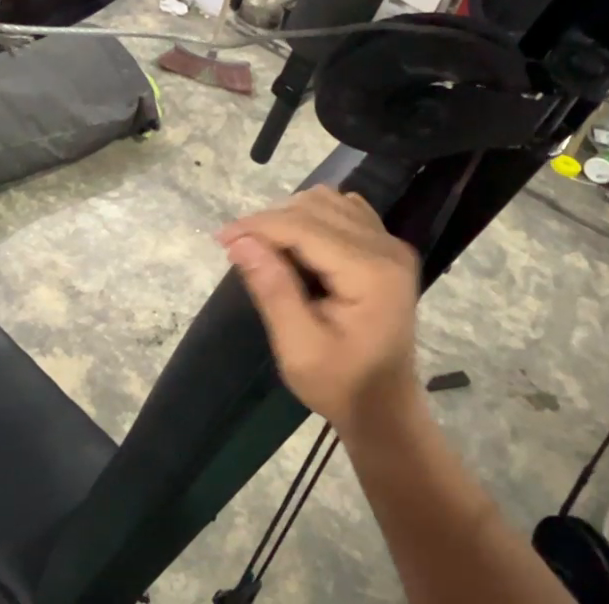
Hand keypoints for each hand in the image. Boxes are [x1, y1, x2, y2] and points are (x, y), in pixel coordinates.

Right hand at [219, 187, 422, 431]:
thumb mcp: (298, 349)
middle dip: (269, 221)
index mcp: (371, 273)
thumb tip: (239, 242)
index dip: (258, 226)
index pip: (305, 227)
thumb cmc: (340, 385)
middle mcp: (386, 248)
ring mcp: (389, 244)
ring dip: (287, 216)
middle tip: (236, 248)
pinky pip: (341, 210)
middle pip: (315, 207)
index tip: (220, 239)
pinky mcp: (384, 248)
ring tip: (262, 247)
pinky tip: (292, 244)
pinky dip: (309, 218)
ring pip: (327, 201)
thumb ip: (273, 290)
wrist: (384, 407)